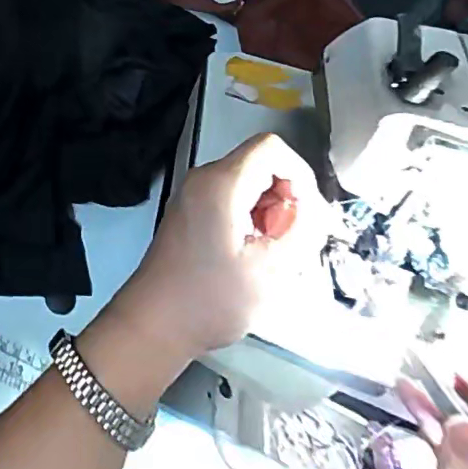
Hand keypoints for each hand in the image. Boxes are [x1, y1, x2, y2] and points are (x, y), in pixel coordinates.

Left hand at [104, 134, 332, 362]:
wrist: (155, 321)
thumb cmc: (211, 297)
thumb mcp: (270, 269)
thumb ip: (299, 231)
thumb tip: (312, 210)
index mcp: (221, 183)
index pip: (270, 147)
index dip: (299, 174)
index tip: (308, 214)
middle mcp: (204, 178)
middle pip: (259, 164)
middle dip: (287, 198)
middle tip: (292, 242)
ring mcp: (193, 193)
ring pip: (247, 183)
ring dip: (271, 212)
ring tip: (273, 254)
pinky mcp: (190, 211)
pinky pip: (231, 198)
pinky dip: (251, 218)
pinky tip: (254, 254)